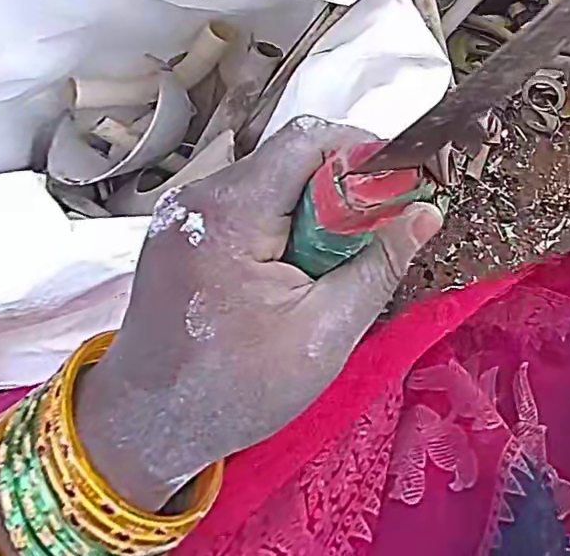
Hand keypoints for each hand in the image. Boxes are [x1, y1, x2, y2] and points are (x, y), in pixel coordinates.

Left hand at [79, 117, 442, 508]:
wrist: (143, 428)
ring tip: (332, 250)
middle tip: (370, 228)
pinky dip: (286, 212)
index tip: (395, 184)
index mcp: (231, 215)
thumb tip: (426, 214)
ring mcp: (189, 206)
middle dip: (341, 182)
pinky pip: (253, 193)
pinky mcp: (188, 221)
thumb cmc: (233, 390)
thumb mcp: (323, 335)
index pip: (306, 140)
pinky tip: (295, 257)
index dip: (360, 151)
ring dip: (315, 199)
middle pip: (292, 152)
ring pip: (275, 171)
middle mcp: (202, 195)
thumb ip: (379, 265)